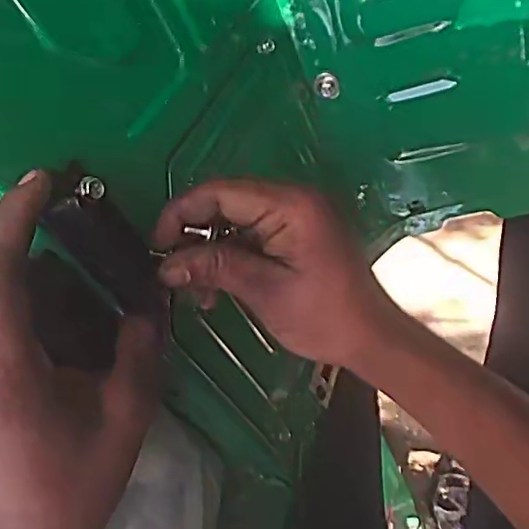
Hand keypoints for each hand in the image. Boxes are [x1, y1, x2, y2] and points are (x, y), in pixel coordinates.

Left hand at [0, 170, 161, 528]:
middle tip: (54, 260)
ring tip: (44, 308)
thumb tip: (145, 293)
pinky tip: (26, 345)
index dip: (12, 217)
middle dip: (2, 247)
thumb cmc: (77, 486)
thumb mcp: (128, 414)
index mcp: (0, 378)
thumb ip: (139, 344)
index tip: (41, 182)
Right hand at [152, 179, 408, 371]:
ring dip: (209, 250)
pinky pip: (249, 234)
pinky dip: (228, 256)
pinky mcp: (294, 233)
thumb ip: (215, 268)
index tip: (158, 245)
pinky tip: (215, 289)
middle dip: (193, 235)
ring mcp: (294, 215)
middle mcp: (292, 199)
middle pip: (224, 203)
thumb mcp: (265, 291)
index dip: (181, 213)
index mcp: (290, 205)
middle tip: (172, 271)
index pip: (220, 192)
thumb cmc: (325, 316)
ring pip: (233, 220)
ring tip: (196, 290)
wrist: (371, 336)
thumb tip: (166, 265)